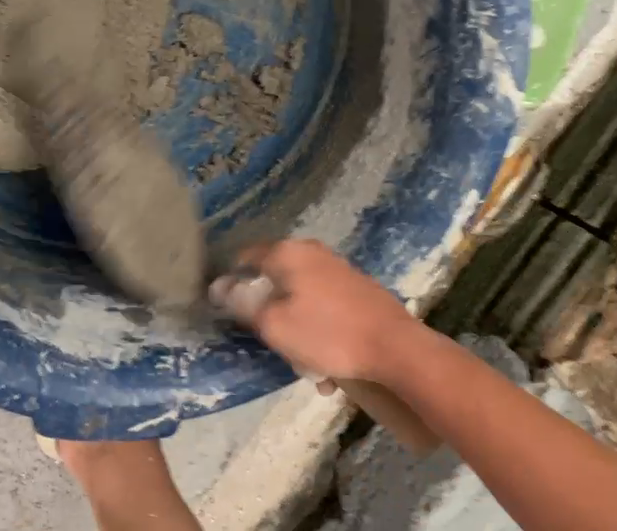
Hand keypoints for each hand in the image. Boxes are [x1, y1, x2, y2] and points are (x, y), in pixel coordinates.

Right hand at [210, 240, 417, 384]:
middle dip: (270, 312)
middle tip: (273, 343)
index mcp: (287, 252)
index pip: (245, 257)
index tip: (232, 312)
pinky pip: (325, 307)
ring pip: (301, 297)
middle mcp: (311, 251)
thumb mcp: (274, 324)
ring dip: (297, 328)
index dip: (233, 282)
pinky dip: (321, 330)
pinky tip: (330, 364)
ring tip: (307, 366)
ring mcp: (337, 268)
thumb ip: (242, 303)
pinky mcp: (358, 288)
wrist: (398, 349)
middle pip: (274, 279)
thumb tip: (218, 286)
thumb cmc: (328, 334)